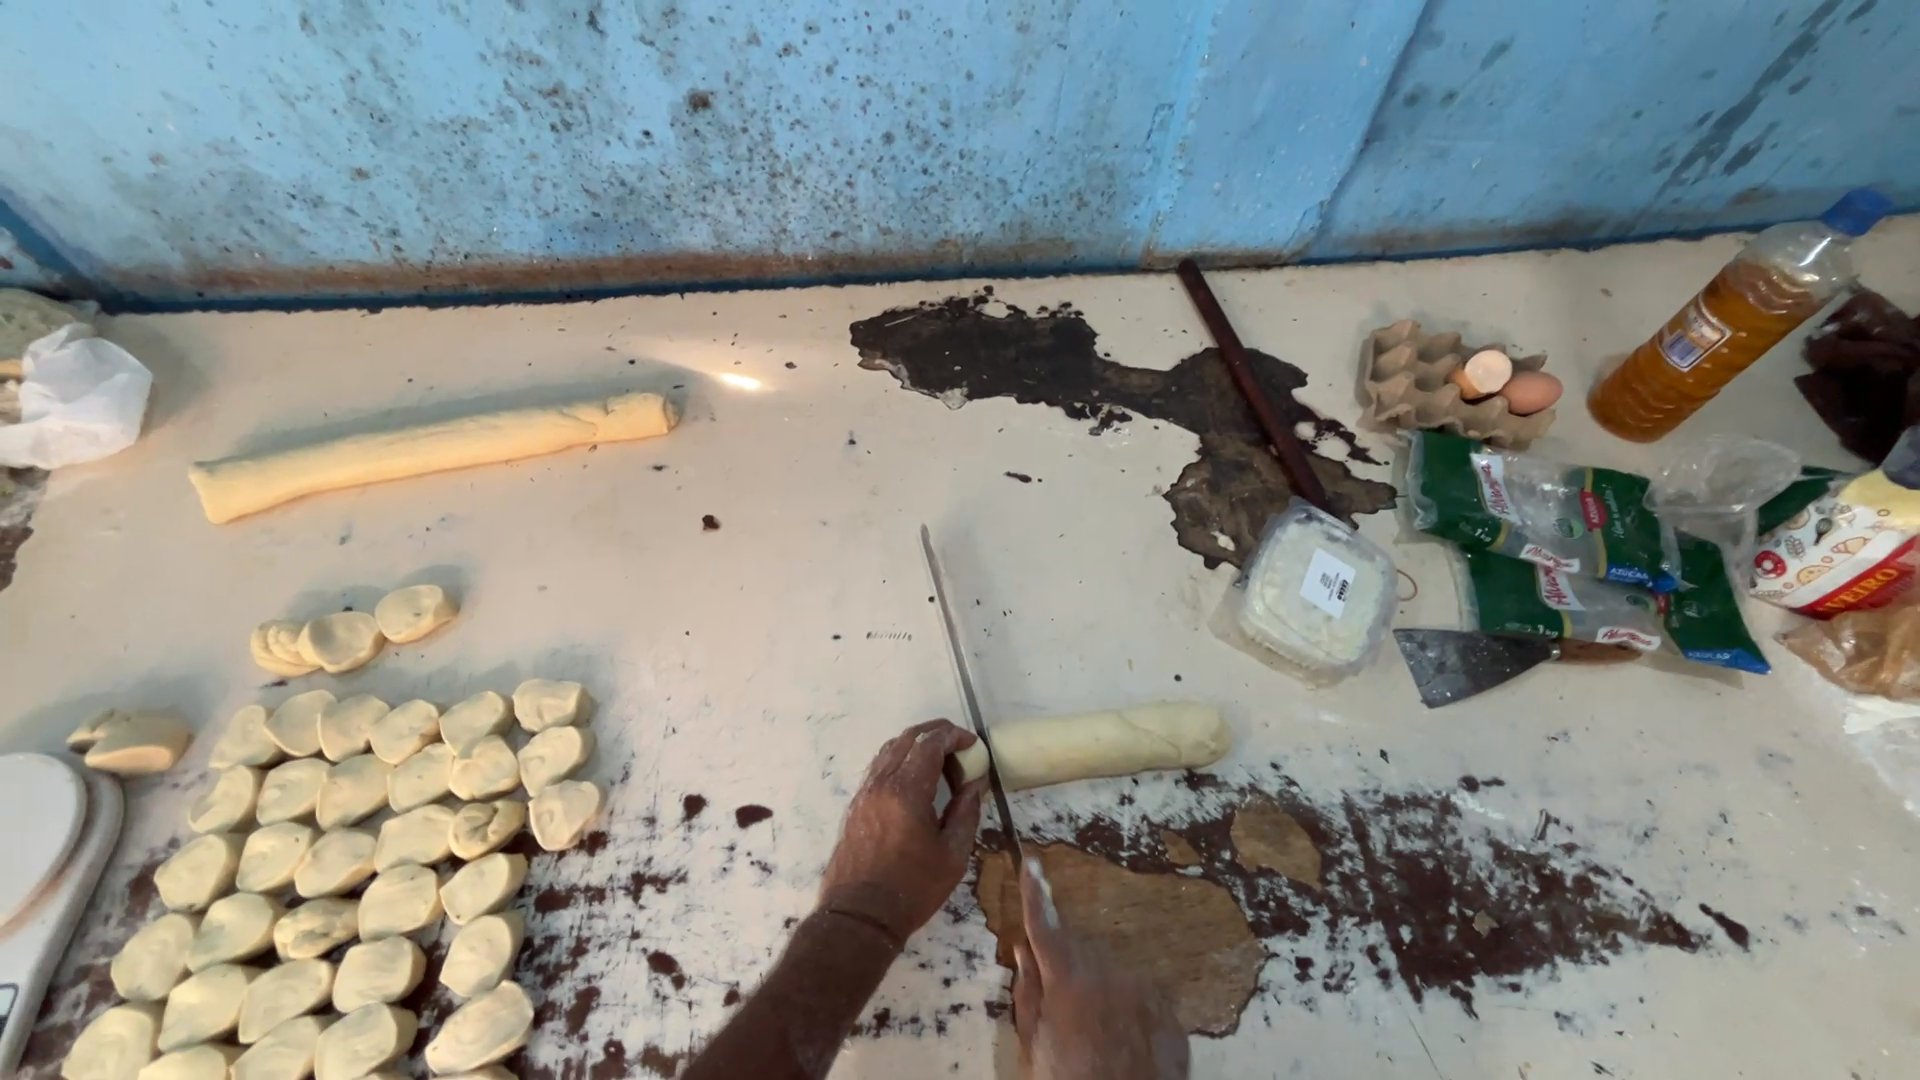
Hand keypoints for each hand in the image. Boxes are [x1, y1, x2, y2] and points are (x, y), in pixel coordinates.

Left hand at [817, 719, 986, 944]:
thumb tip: (975, 782)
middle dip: (935, 733)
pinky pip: (879, 767)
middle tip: (959, 744)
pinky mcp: (857, 804)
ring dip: (916, 744)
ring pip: (890, 750)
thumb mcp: (953, 854)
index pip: (930, 743)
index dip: (953, 735)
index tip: (972, 743)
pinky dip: (900, 760)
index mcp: (907, 791)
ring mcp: (865, 792)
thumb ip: (966, 811)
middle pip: (907, 738)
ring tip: (940, 760)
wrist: (859, 916)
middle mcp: (882, 783)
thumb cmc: (912, 888)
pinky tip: (916, 778)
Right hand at [1013, 857, 1189, 1078]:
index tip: (1032, 862)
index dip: (1035, 893)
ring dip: (1100, 992)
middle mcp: (1108, 971)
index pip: (1045, 926)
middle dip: (1068, 969)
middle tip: (1064, 1010)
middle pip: (1080, 953)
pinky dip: (1127, 1011)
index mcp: (1068, 979)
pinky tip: (1123, 1043)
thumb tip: (1022, 950)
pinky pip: (1139, 997)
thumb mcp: (1035, 1049)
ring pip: (1112, 974)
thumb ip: (1028, 994)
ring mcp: (1142, 988)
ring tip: (1097, 1036)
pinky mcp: (1167, 1010)